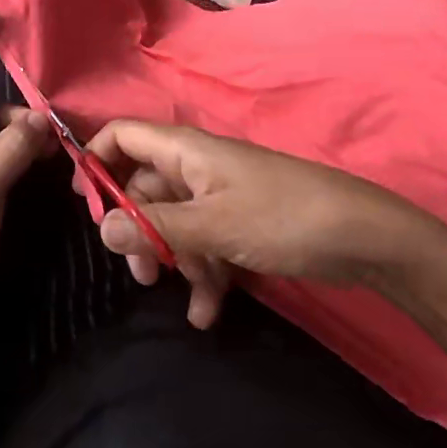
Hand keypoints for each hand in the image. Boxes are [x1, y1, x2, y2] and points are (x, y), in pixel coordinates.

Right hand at [85, 121, 432, 327]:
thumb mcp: (213, 225)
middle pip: (144, 186)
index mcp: (185, 149)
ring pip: (173, 221)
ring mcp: (219, 195)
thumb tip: (102, 228)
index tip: (86, 206)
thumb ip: (155, 225)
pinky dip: (202, 274)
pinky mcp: (239, 223)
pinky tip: (209, 312)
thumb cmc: (280, 215)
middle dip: (137, 229)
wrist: (360, 235)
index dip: (98, 161)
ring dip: (172, 259)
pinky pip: (204, 243)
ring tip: (180, 296)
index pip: (123, 135)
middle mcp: (196, 166)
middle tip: (139, 270)